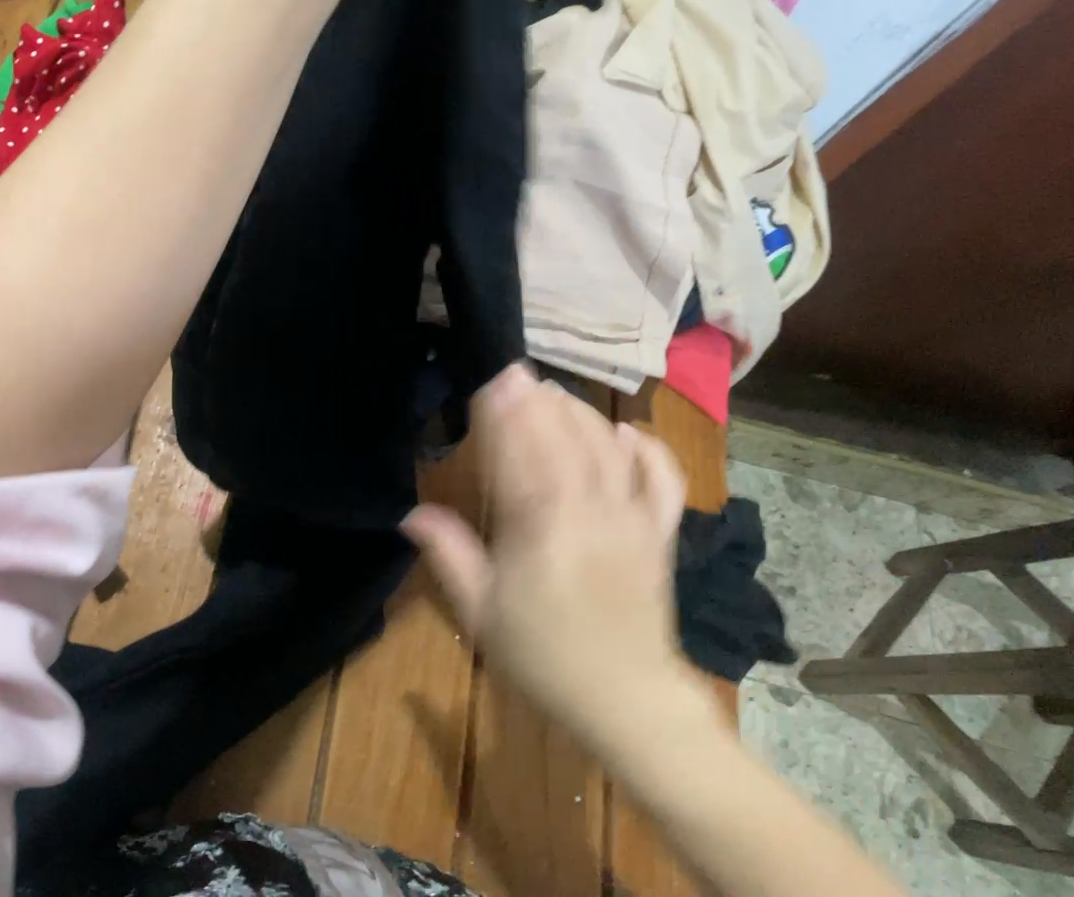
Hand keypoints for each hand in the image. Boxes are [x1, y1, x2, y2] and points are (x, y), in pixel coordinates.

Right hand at [403, 365, 701, 742]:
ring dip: (582, 415)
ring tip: (556, 394)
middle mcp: (590, 510)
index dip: (506, 411)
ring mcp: (631, 519)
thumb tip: (412, 512)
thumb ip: (449, 555)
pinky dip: (647, 450)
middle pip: (565, 438)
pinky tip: (627, 433)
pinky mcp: (659, 535)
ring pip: (609, 448)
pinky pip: (661, 481)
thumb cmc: (542, 656)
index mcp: (540, 526)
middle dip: (540, 401)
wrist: (624, 698)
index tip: (493, 379)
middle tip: (518, 374)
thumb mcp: (481, 613)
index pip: (520, 451)